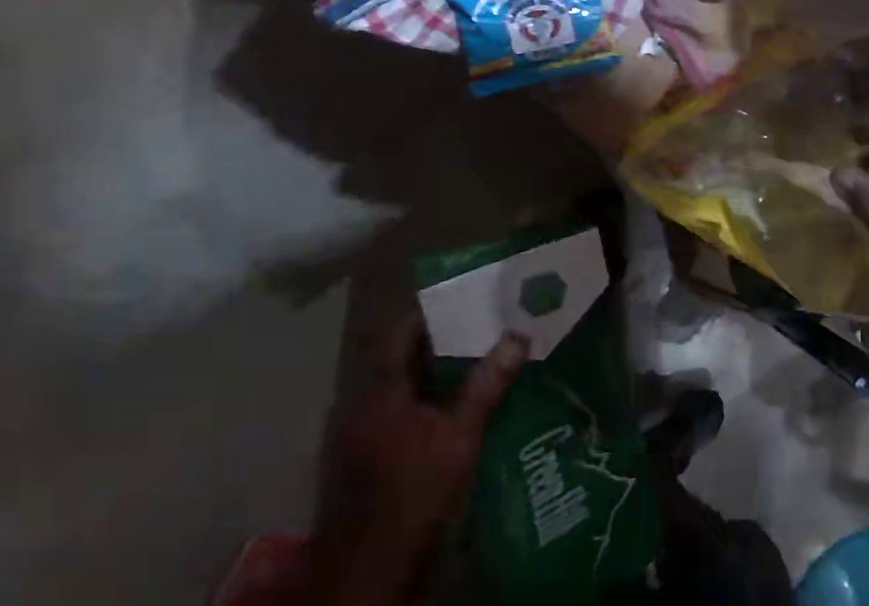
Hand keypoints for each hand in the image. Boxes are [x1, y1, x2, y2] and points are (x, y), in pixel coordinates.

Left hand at [310, 315, 528, 601]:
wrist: (367, 569)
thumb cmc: (414, 492)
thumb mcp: (460, 436)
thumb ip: (486, 385)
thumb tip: (516, 336)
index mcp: (378, 391)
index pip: (398, 333)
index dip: (428, 312)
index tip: (462, 299)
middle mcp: (357, 405)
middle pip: (396, 359)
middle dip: (435, 343)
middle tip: (477, 330)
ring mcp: (351, 435)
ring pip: (393, 388)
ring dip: (426, 374)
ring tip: (468, 365)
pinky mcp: (355, 461)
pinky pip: (388, 413)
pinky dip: (416, 402)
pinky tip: (445, 412)